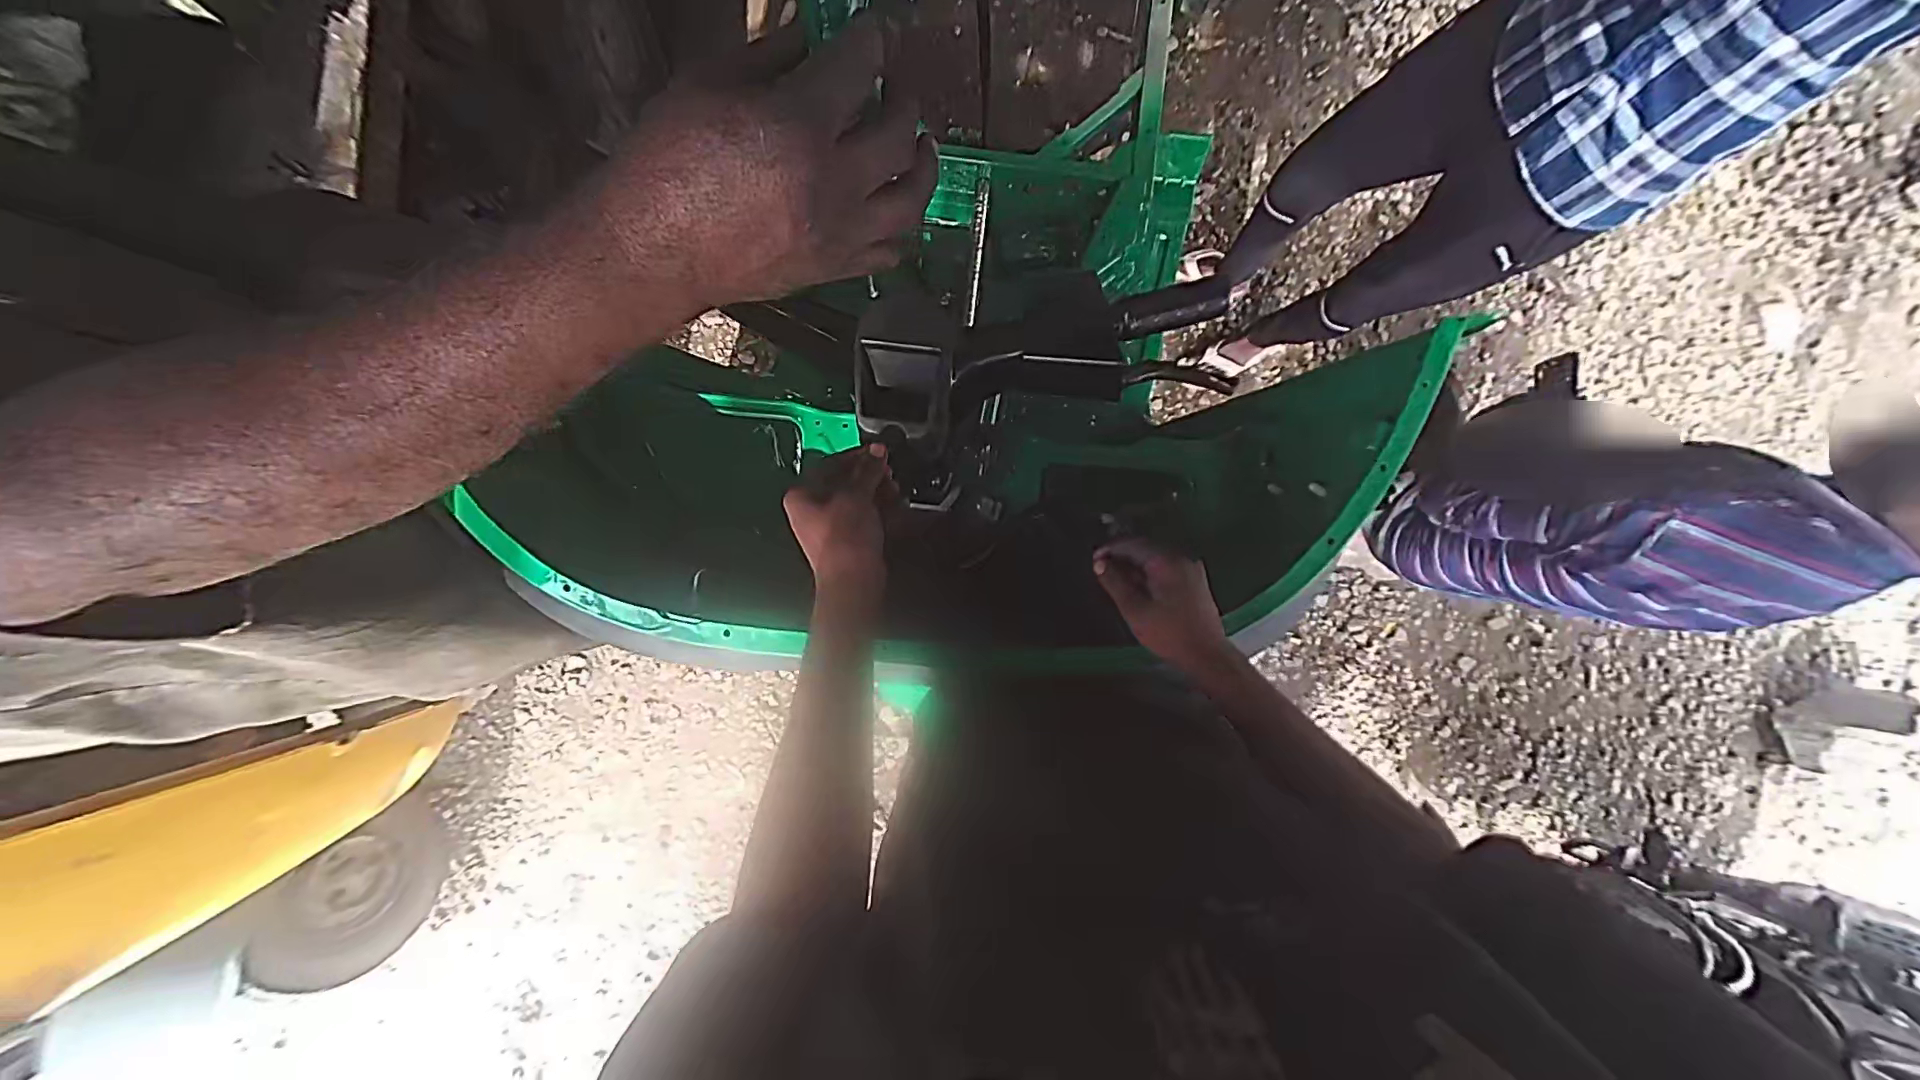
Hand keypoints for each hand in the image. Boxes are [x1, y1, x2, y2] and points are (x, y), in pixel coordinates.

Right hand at [587, 13, 939, 311]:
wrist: (657, 250)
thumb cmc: (667, 169)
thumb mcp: (706, 86)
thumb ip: (767, 56)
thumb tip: (805, 41)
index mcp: (800, 126)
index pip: (860, 67)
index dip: (873, 40)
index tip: (876, 34)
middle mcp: (832, 182)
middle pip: (900, 135)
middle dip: (906, 100)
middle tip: (899, 90)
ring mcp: (839, 232)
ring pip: (911, 201)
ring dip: (924, 169)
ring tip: (920, 150)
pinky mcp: (834, 268)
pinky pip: (889, 253)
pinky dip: (901, 230)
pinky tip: (896, 214)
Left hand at [784, 444, 895, 604]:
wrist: (853, 580)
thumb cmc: (844, 541)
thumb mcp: (857, 495)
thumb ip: (868, 470)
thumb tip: (876, 452)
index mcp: (801, 497)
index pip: (829, 465)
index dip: (855, 456)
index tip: (875, 452)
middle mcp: (810, 512)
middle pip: (842, 483)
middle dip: (868, 476)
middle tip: (886, 469)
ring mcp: (828, 528)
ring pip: (854, 500)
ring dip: (875, 491)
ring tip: (892, 487)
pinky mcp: (845, 540)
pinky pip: (861, 516)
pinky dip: (875, 508)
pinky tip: (891, 504)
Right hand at [1093, 538, 1236, 674]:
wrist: (1207, 655)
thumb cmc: (1168, 633)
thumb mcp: (1134, 609)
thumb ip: (1115, 583)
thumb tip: (1100, 564)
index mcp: (1166, 561)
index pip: (1133, 544)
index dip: (1110, 549)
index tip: (1094, 559)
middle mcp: (1181, 558)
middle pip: (1146, 548)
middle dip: (1122, 556)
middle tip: (1102, 569)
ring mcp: (1191, 569)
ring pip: (1156, 559)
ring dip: (1135, 566)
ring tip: (1116, 579)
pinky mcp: (1195, 582)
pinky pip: (1166, 569)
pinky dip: (1149, 574)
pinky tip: (1139, 587)